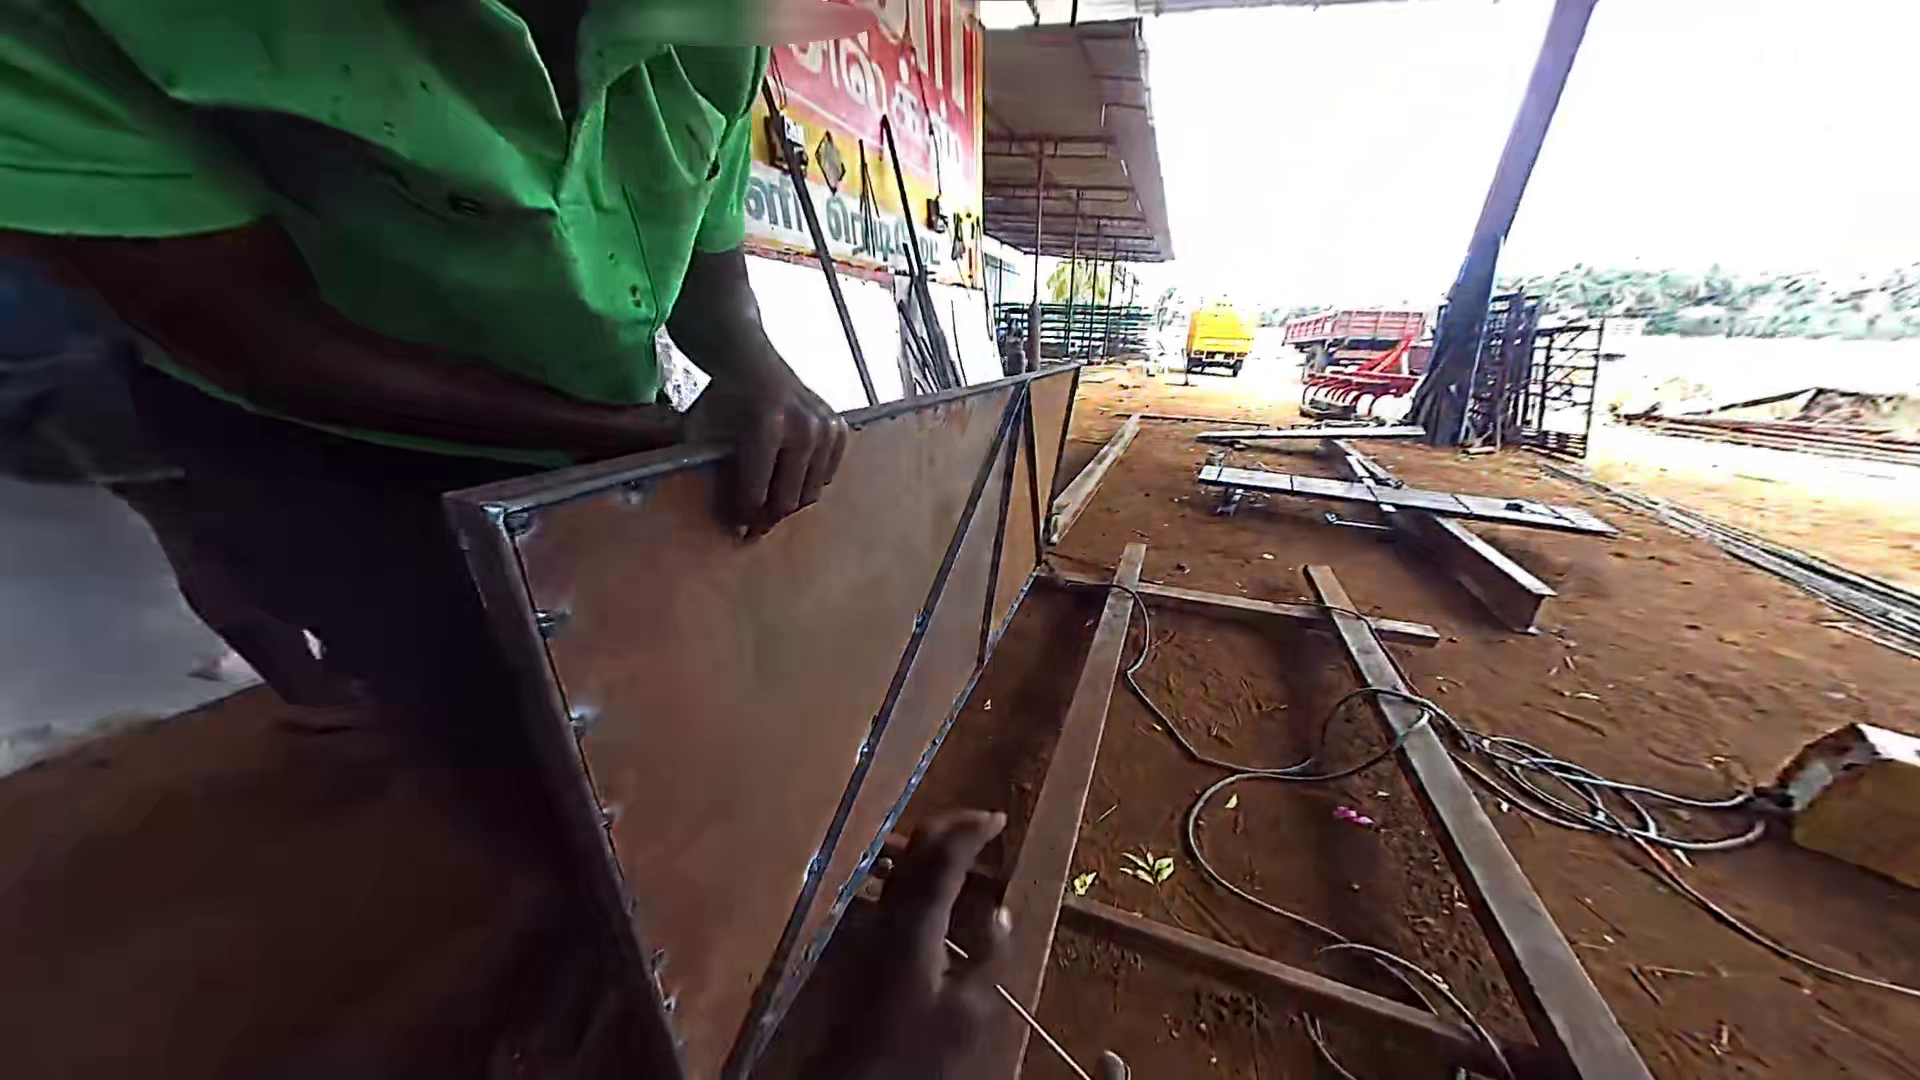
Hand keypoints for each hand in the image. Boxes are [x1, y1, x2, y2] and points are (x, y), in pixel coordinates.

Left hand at [687, 361, 848, 536]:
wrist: (751, 364)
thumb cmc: (725, 399)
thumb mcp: (704, 429)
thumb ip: (709, 466)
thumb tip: (717, 510)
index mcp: (766, 426)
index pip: (759, 490)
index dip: (746, 515)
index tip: (739, 529)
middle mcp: (803, 428)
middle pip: (791, 497)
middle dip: (771, 517)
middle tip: (757, 527)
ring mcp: (825, 428)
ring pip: (812, 491)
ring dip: (791, 501)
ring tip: (772, 504)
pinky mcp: (839, 429)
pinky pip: (828, 474)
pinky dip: (811, 481)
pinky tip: (793, 477)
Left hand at [809, 810, 1008, 1079]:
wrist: (853, 1077)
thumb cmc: (913, 1050)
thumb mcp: (965, 1014)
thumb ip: (988, 960)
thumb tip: (1002, 915)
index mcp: (918, 919)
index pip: (946, 854)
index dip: (974, 830)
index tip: (999, 819)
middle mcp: (893, 905)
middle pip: (921, 843)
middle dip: (955, 824)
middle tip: (986, 825)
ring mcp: (876, 915)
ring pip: (907, 856)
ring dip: (939, 842)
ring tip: (970, 849)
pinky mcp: (869, 930)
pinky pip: (900, 877)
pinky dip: (926, 864)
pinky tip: (943, 885)